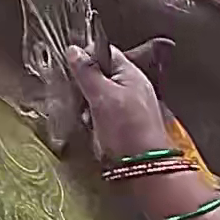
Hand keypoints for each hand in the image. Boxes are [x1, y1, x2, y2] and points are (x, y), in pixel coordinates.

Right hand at [66, 39, 175, 161]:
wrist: (145, 168)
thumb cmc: (127, 130)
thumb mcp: (102, 96)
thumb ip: (87, 72)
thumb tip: (74, 50)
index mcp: (130, 72)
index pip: (104, 52)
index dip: (86, 57)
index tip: (73, 71)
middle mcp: (132, 85)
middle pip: (100, 74)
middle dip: (84, 85)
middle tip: (79, 97)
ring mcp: (130, 105)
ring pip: (99, 95)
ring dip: (88, 104)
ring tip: (87, 116)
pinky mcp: (125, 124)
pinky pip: (103, 113)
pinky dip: (95, 118)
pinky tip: (93, 128)